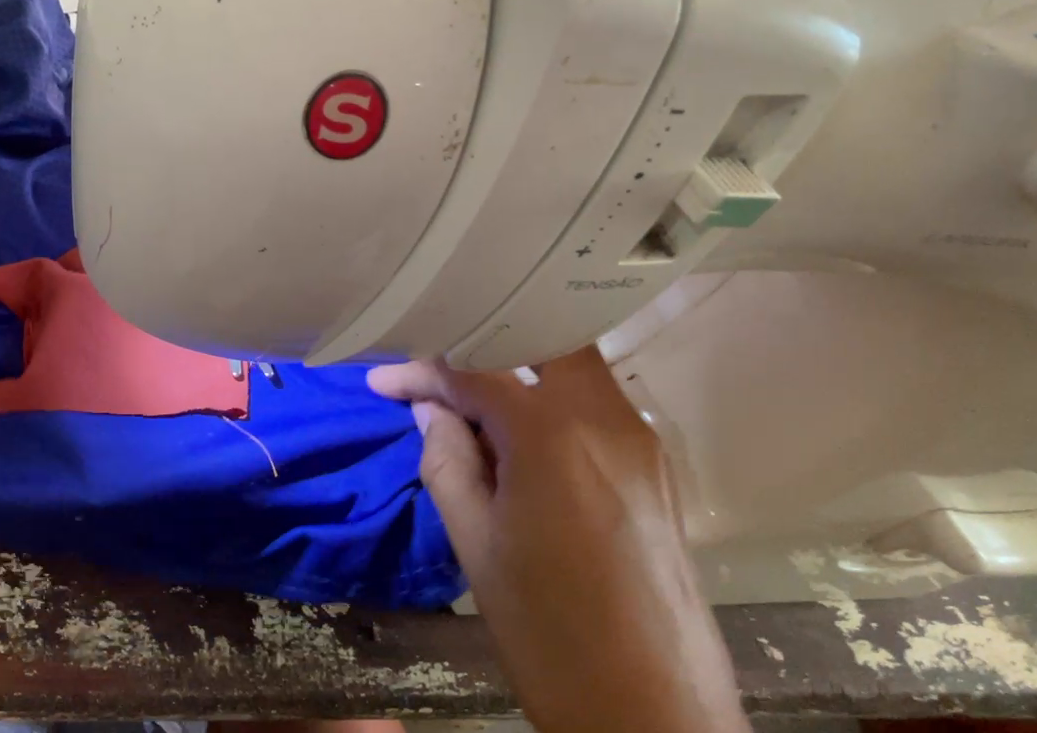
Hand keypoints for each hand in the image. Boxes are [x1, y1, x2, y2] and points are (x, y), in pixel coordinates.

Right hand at [369, 346, 746, 732]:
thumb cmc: (546, 626)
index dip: (420, 372)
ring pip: (572, 368)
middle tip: (433, 374)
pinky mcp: (656, 467)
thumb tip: (432, 409)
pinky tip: (514, 437)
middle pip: (539, 341)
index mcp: (552, 435)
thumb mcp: (473, 539)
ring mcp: (641, 440)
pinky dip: (548, 401)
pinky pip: (593, 405)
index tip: (379, 385)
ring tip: (466, 404)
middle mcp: (607, 419)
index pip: (474, 371)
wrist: (652, 708)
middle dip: (481, 346)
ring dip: (518, 370)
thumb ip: (446, 457)